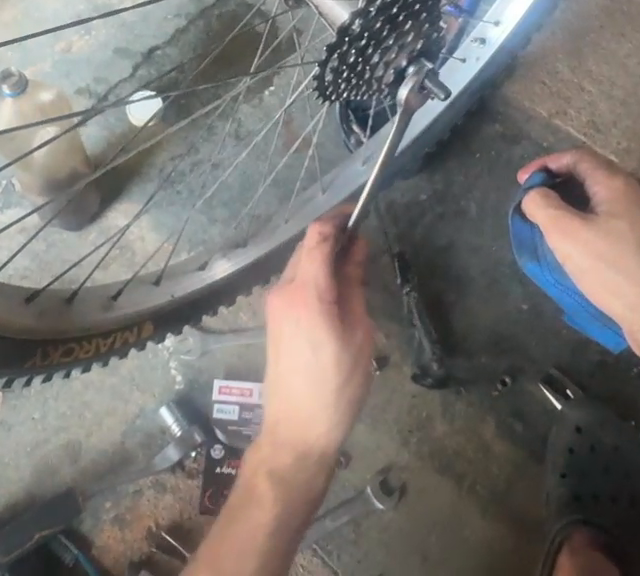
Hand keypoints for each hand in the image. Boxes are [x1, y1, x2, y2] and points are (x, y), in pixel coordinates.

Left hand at [257, 209, 375, 466]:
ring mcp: (274, 303)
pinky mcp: (274, 316)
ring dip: (324, 255)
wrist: (297, 430)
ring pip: (300, 262)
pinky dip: (315, 273)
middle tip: (366, 243)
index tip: (361, 210)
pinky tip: (337, 287)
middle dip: (334, 237)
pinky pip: (296, 281)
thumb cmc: (337, 385)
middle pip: (307, 245)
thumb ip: (354, 283)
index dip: (339, 216)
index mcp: (306, 290)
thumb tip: (357, 246)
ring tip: (356, 266)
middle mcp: (283, 288)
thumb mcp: (358, 331)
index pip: (318, 234)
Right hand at [517, 147, 639, 354]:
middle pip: (591, 174)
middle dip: (557, 182)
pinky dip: (586, 218)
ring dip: (571, 202)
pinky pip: (611, 217)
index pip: (576, 157)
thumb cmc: (612, 270)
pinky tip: (576, 241)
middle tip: (533, 200)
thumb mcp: (565, 235)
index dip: (545, 163)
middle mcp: (635, 194)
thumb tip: (535, 193)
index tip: (522, 182)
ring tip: (549, 221)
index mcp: (617, 185)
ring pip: (601, 198)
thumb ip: (542, 204)